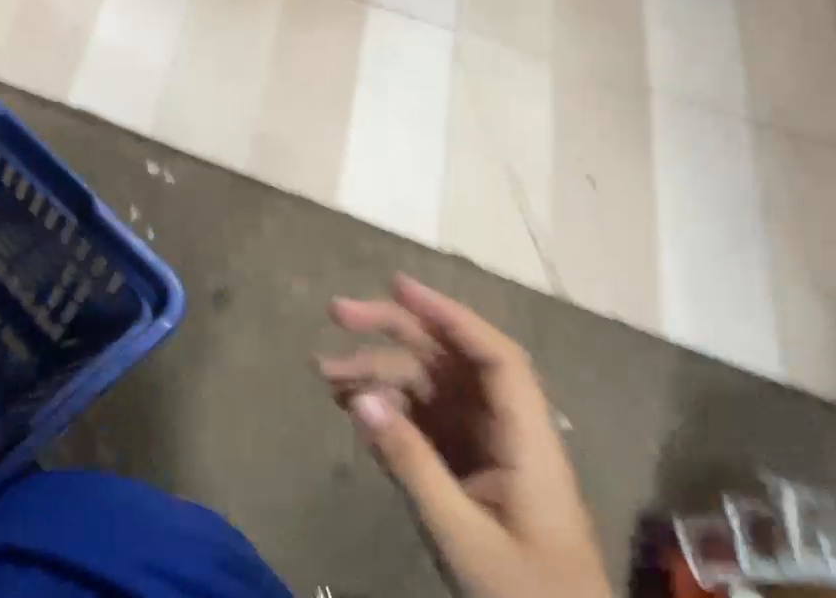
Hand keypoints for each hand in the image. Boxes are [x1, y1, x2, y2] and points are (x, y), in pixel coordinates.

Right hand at [319, 275, 610, 597]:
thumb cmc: (525, 595)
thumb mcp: (463, 535)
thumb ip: (411, 463)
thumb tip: (359, 396)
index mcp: (528, 443)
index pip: (495, 359)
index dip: (449, 316)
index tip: (396, 286)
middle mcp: (508, 432)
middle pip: (453, 361)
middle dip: (396, 329)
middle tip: (336, 314)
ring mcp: (486, 449)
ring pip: (429, 387)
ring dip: (378, 372)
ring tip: (325, 377)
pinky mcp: (466, 469)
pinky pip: (421, 419)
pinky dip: (384, 405)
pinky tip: (349, 406)